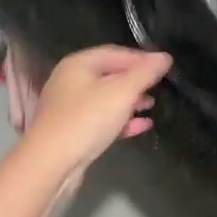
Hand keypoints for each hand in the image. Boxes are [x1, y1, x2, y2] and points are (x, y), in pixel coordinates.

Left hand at [18, 46, 171, 178]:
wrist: (52, 163)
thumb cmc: (87, 120)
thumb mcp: (122, 93)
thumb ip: (145, 73)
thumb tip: (165, 57)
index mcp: (78, 64)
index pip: (115, 53)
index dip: (141, 58)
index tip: (165, 67)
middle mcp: (70, 81)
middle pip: (109, 75)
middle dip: (136, 81)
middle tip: (160, 87)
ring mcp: (70, 108)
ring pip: (106, 99)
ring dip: (130, 101)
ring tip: (152, 106)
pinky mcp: (73, 131)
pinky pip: (101, 119)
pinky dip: (121, 120)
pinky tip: (142, 126)